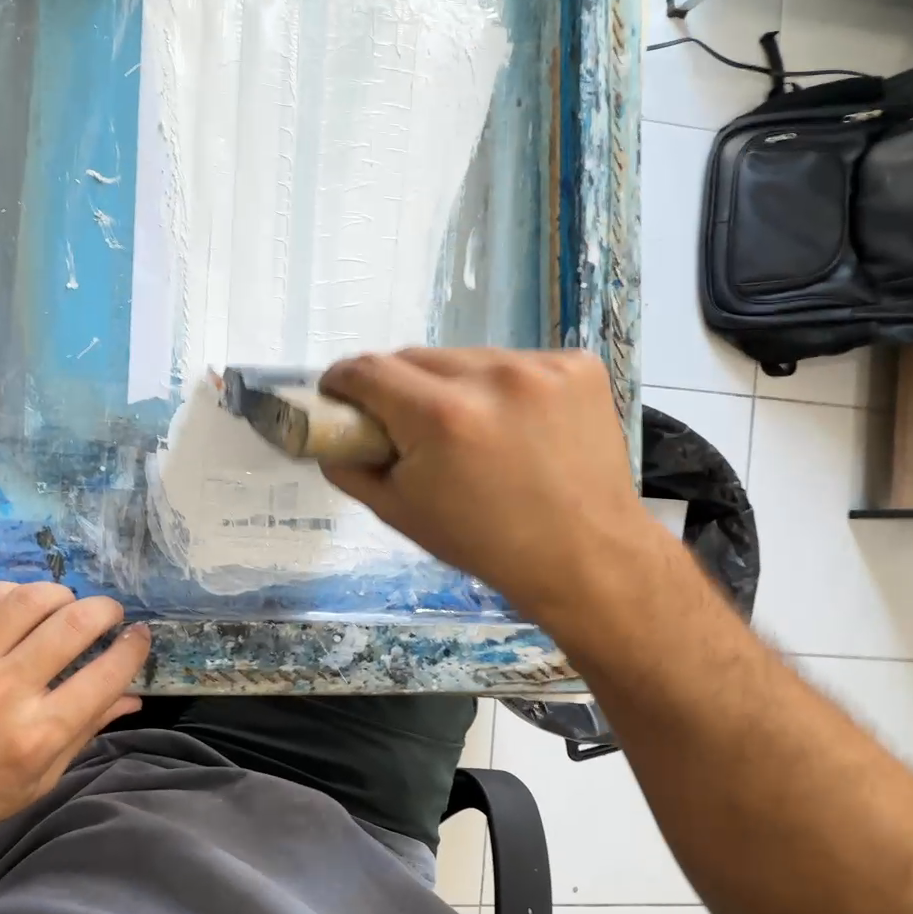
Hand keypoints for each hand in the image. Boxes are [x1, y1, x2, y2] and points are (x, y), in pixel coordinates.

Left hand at [0, 581, 151, 857]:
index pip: (105, 675)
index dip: (132, 647)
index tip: (138, 635)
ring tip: (64, 602)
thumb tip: (132, 696)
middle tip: (107, 613)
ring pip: (27, 600)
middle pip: (72, 626)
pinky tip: (16, 602)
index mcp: (37, 735)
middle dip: (103, 610)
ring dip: (59, 594)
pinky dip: (8, 592)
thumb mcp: (39, 780)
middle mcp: (3, 693)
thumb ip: (85, 731)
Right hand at [319, 347, 661, 620]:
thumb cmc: (481, 542)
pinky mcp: (578, 365)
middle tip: (395, 419)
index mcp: (439, 417)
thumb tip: (329, 440)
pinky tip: (508, 423)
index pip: (366, 371)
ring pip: (463, 358)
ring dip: (448, 384)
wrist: (584, 555)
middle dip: (393, 384)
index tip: (335, 393)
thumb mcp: (395, 512)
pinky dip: (497, 387)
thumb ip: (350, 467)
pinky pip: (512, 362)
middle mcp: (490, 378)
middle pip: (413, 358)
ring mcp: (540, 366)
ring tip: (461, 426)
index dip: (340, 380)